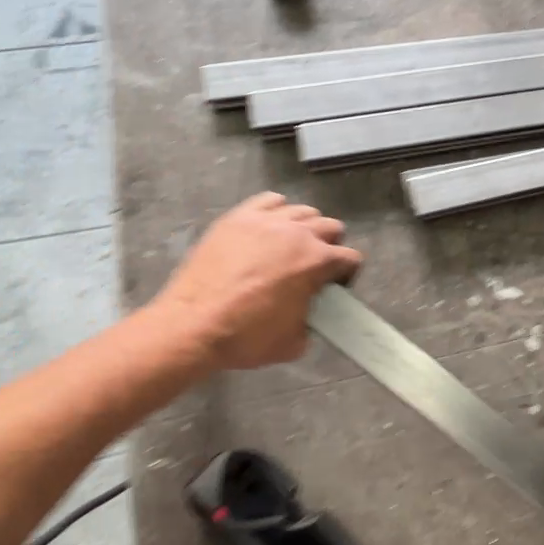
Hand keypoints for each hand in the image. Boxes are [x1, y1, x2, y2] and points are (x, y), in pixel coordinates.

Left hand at [143, 192, 362, 371]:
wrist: (193, 324)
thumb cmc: (245, 337)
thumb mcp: (293, 343)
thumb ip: (312, 320)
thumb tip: (309, 311)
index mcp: (316, 261)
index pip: (351, 258)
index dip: (346, 274)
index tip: (333, 287)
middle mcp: (298, 233)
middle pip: (331, 227)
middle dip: (329, 247)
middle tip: (313, 267)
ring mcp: (267, 220)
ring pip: (302, 211)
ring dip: (304, 228)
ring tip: (289, 247)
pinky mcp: (239, 217)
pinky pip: (270, 201)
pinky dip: (276, 212)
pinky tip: (268, 229)